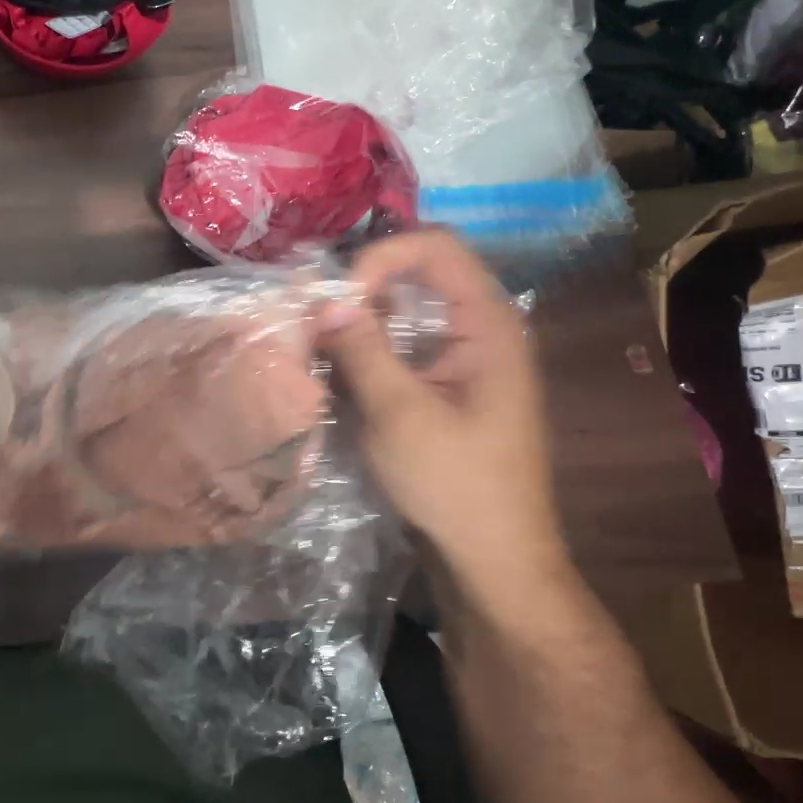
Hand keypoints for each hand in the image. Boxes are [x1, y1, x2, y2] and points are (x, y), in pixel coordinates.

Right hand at [322, 230, 567, 579]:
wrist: (491, 554)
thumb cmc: (455, 481)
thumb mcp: (399, 412)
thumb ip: (361, 349)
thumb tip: (321, 301)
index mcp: (488, 324)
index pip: (435, 247)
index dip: (381, 258)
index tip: (336, 300)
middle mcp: (478, 329)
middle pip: (415, 274)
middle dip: (358, 291)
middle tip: (312, 323)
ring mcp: (461, 357)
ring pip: (401, 311)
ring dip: (355, 323)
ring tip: (315, 351)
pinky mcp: (442, 384)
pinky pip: (399, 345)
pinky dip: (363, 351)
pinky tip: (334, 378)